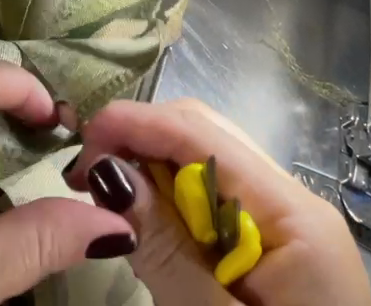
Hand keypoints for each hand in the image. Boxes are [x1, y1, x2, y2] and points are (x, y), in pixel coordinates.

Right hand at [64, 100, 370, 305]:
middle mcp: (293, 200)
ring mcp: (288, 222)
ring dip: (151, 168)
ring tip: (109, 202)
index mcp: (292, 211)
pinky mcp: (277, 246)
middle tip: (86, 178)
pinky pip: (215, 197)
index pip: (198, 131)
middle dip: (138, 139)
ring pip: (204, 160)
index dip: (132, 123)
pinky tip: (149, 225)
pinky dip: (173, 200)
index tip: (77, 147)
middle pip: (202, 132)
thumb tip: (106, 169)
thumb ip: (162, 246)